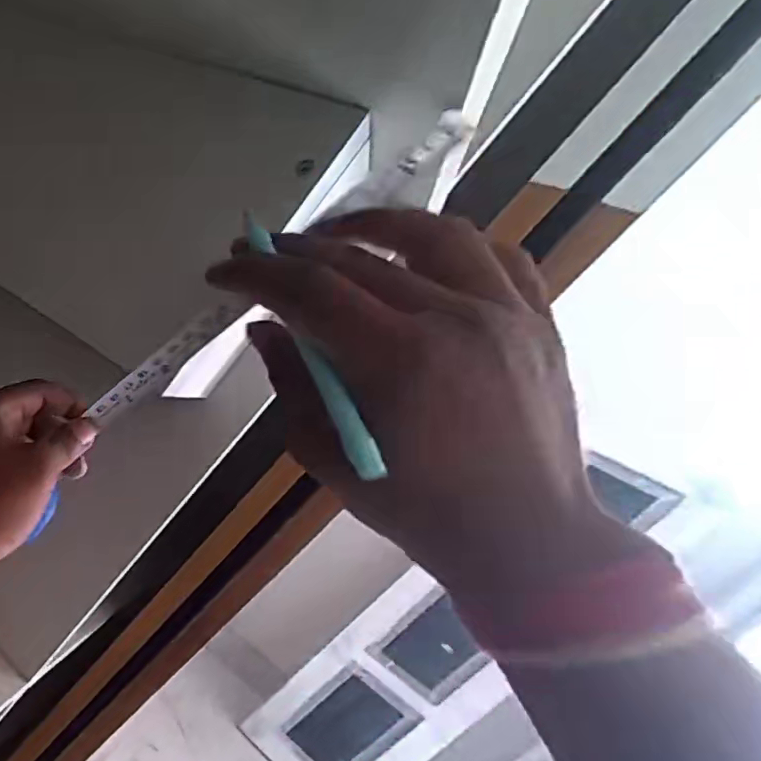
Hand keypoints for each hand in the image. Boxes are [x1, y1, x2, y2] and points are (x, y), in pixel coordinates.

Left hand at [0, 380, 96, 581]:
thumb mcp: (40, 469)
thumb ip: (67, 441)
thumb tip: (87, 424)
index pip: (39, 391)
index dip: (70, 405)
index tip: (91, 430)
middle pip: (28, 413)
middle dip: (59, 434)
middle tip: (79, 463)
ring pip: (18, 438)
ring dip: (46, 454)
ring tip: (65, 480)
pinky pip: (4, 457)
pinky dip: (26, 467)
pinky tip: (39, 489)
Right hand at [206, 209, 651, 607]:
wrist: (522, 533)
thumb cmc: (412, 504)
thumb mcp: (324, 452)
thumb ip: (292, 381)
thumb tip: (264, 329)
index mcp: (397, 359)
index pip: (311, 290)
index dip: (257, 274)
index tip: (222, 270)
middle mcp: (455, 319)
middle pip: (358, 259)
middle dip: (293, 252)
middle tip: (254, 251)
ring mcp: (506, 313)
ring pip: (434, 235)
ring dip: (370, 227)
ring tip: (331, 237)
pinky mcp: (537, 320)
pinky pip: (494, 256)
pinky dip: (444, 246)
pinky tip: (411, 257)